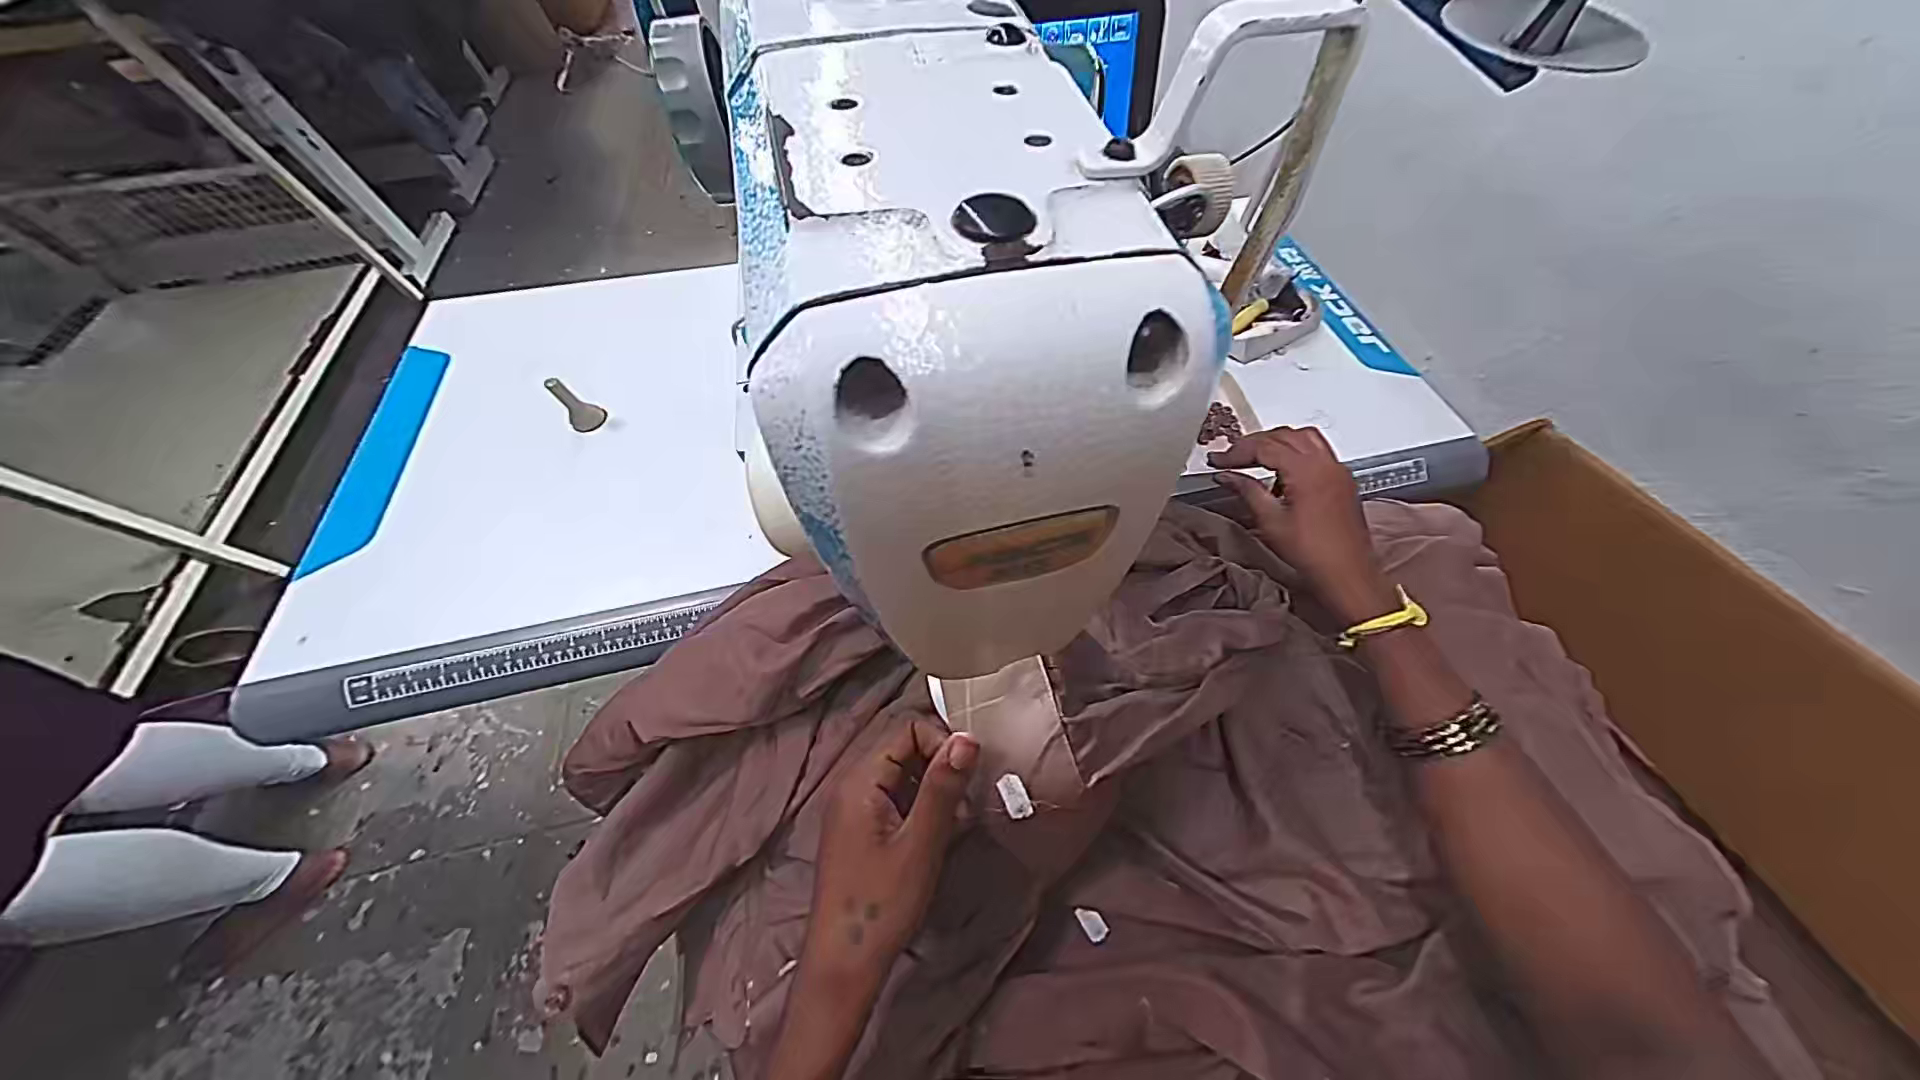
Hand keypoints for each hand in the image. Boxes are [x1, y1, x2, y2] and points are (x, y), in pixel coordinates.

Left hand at [805, 715, 977, 981]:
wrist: (843, 966)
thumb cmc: (881, 904)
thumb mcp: (920, 843)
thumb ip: (942, 787)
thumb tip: (967, 737)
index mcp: (859, 779)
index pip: (906, 727)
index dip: (940, 742)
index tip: (965, 776)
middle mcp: (851, 783)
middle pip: (902, 745)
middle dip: (939, 762)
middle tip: (963, 800)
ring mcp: (853, 806)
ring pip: (901, 771)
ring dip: (933, 785)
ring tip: (953, 819)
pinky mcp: (860, 827)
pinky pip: (895, 795)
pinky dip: (920, 803)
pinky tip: (935, 832)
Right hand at [1207, 426, 1397, 623]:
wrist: (1346, 572)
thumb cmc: (1312, 552)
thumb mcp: (1269, 520)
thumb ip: (1247, 490)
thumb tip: (1227, 476)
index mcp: (1307, 471)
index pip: (1265, 447)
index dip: (1236, 452)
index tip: (1218, 461)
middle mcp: (1327, 464)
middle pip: (1285, 436)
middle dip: (1254, 443)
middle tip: (1231, 458)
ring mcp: (1337, 471)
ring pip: (1303, 438)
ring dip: (1277, 443)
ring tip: (1254, 459)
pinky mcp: (1342, 481)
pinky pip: (1317, 452)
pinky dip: (1295, 453)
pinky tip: (1280, 474)